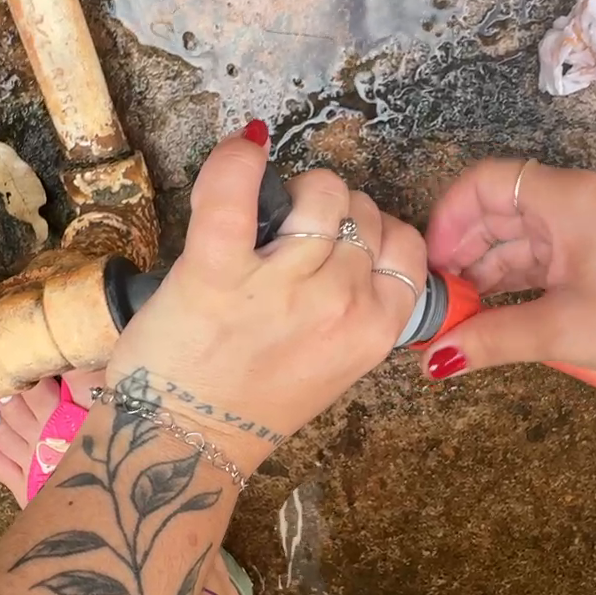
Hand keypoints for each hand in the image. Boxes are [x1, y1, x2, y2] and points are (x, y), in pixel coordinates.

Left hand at [107, 127, 426, 470]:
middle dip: (335, 213)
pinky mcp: (217, 270)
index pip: (407, 246)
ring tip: (268, 218)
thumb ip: (360, 312)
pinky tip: (242, 153)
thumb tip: (352, 243)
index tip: (346, 243)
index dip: (378, 233)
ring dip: (299, 191)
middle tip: (296, 238)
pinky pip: (235, 190)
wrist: (188, 441)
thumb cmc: (258, 406)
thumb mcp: (338, 366)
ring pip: (320, 192)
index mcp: (376, 330)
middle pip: (362, 212)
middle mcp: (341, 303)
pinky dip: (236, 162)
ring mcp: (282, 285)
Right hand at [421, 159, 595, 379]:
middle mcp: (572, 202)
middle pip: (495, 210)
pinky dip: (510, 280)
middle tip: (436, 299)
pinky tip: (488, 311)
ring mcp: (583, 226)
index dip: (448, 217)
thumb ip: (493, 340)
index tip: (432, 265)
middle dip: (460, 251)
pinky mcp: (591, 250)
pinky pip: (536, 256)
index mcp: (567, 201)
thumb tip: (434, 360)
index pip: (486, 182)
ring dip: (482, 271)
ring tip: (456, 314)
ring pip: (513, 236)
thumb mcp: (566, 331)